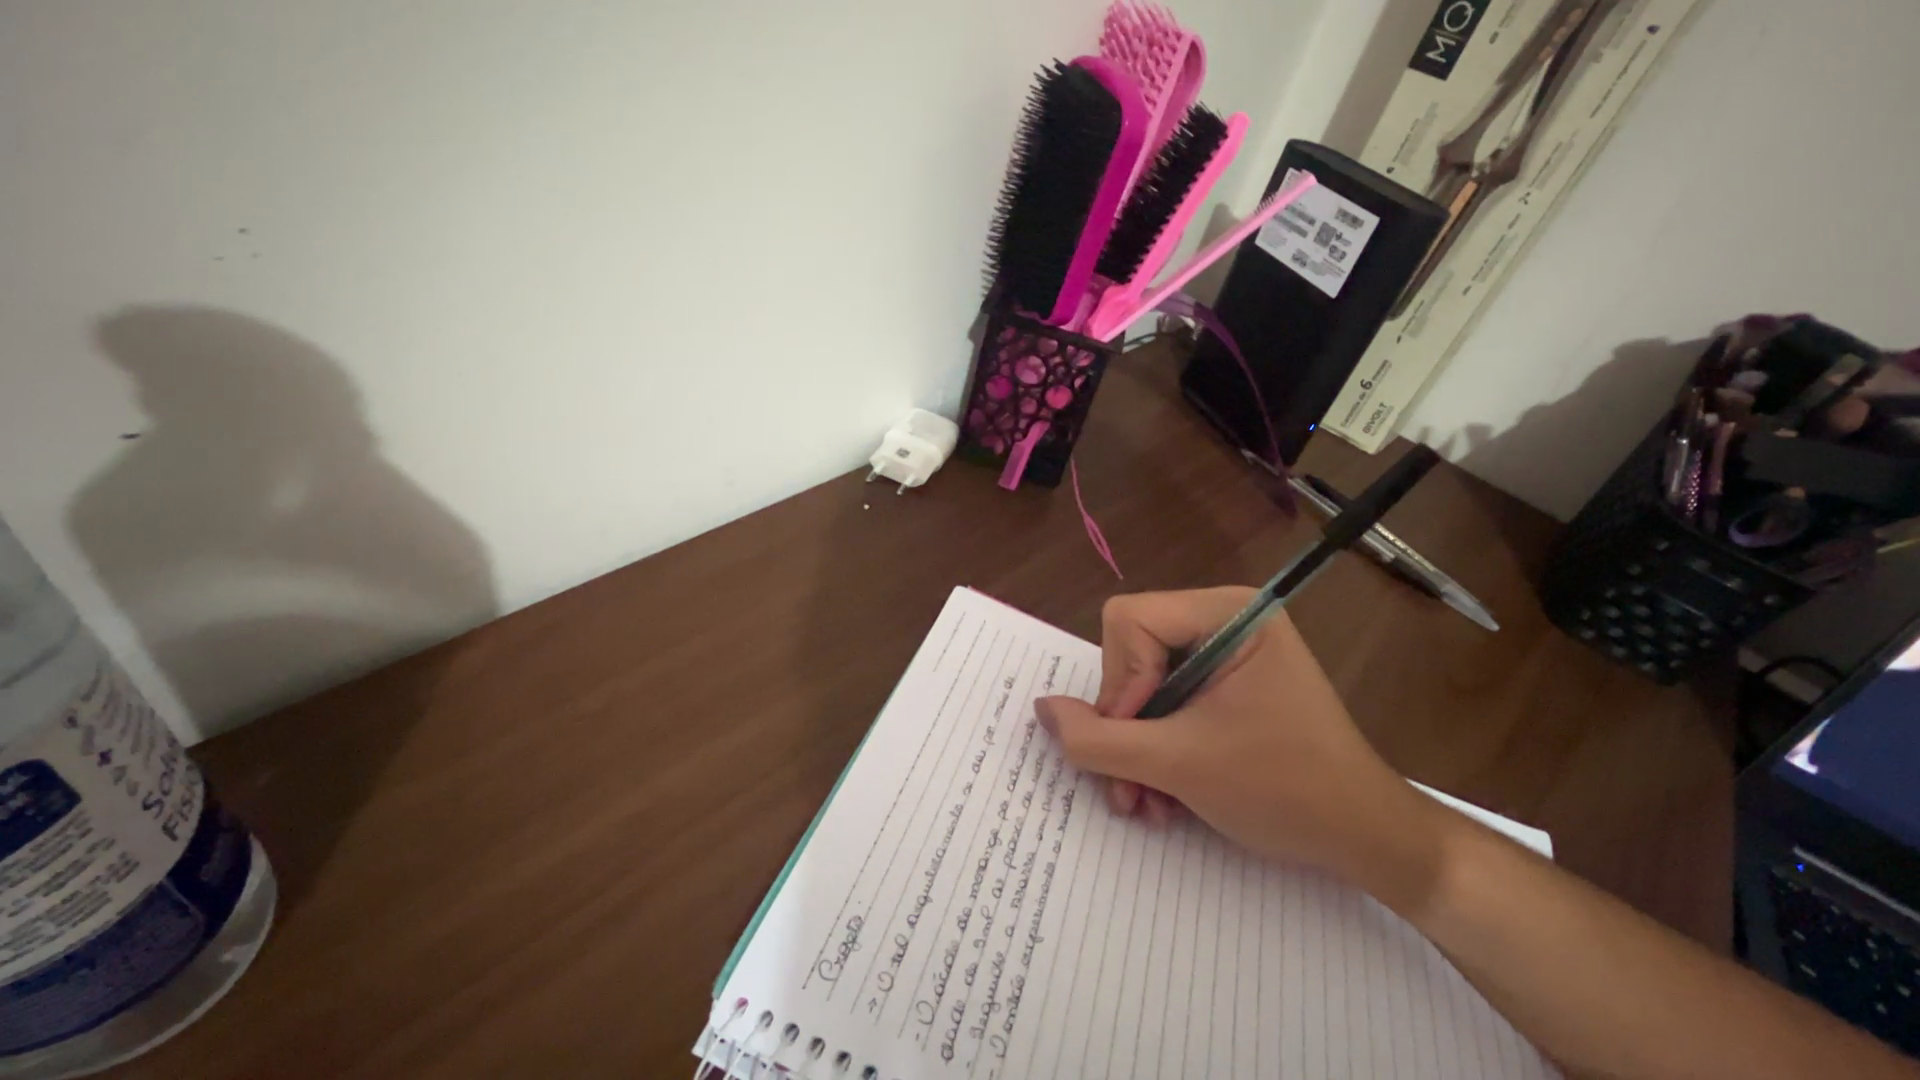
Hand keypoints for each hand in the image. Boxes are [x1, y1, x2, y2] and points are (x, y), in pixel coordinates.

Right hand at [1037, 588, 1443, 901]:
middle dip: (1124, 730)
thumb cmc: (1284, 789)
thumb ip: (1097, 739)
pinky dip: (1156, 754)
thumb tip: (1041, 709)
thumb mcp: (1178, 765)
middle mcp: (1225, 621)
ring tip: (1144, 805)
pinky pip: (1167, 707)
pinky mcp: (1228, 690)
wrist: (1367, 840)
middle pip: (1129, 657)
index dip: (1120, 685)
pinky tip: (1163, 799)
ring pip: (1142, 690)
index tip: (1142, 741)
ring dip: (1134, 752)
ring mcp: (1227, 657)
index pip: (1126, 622)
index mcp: (1227, 612)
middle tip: (1128, 789)